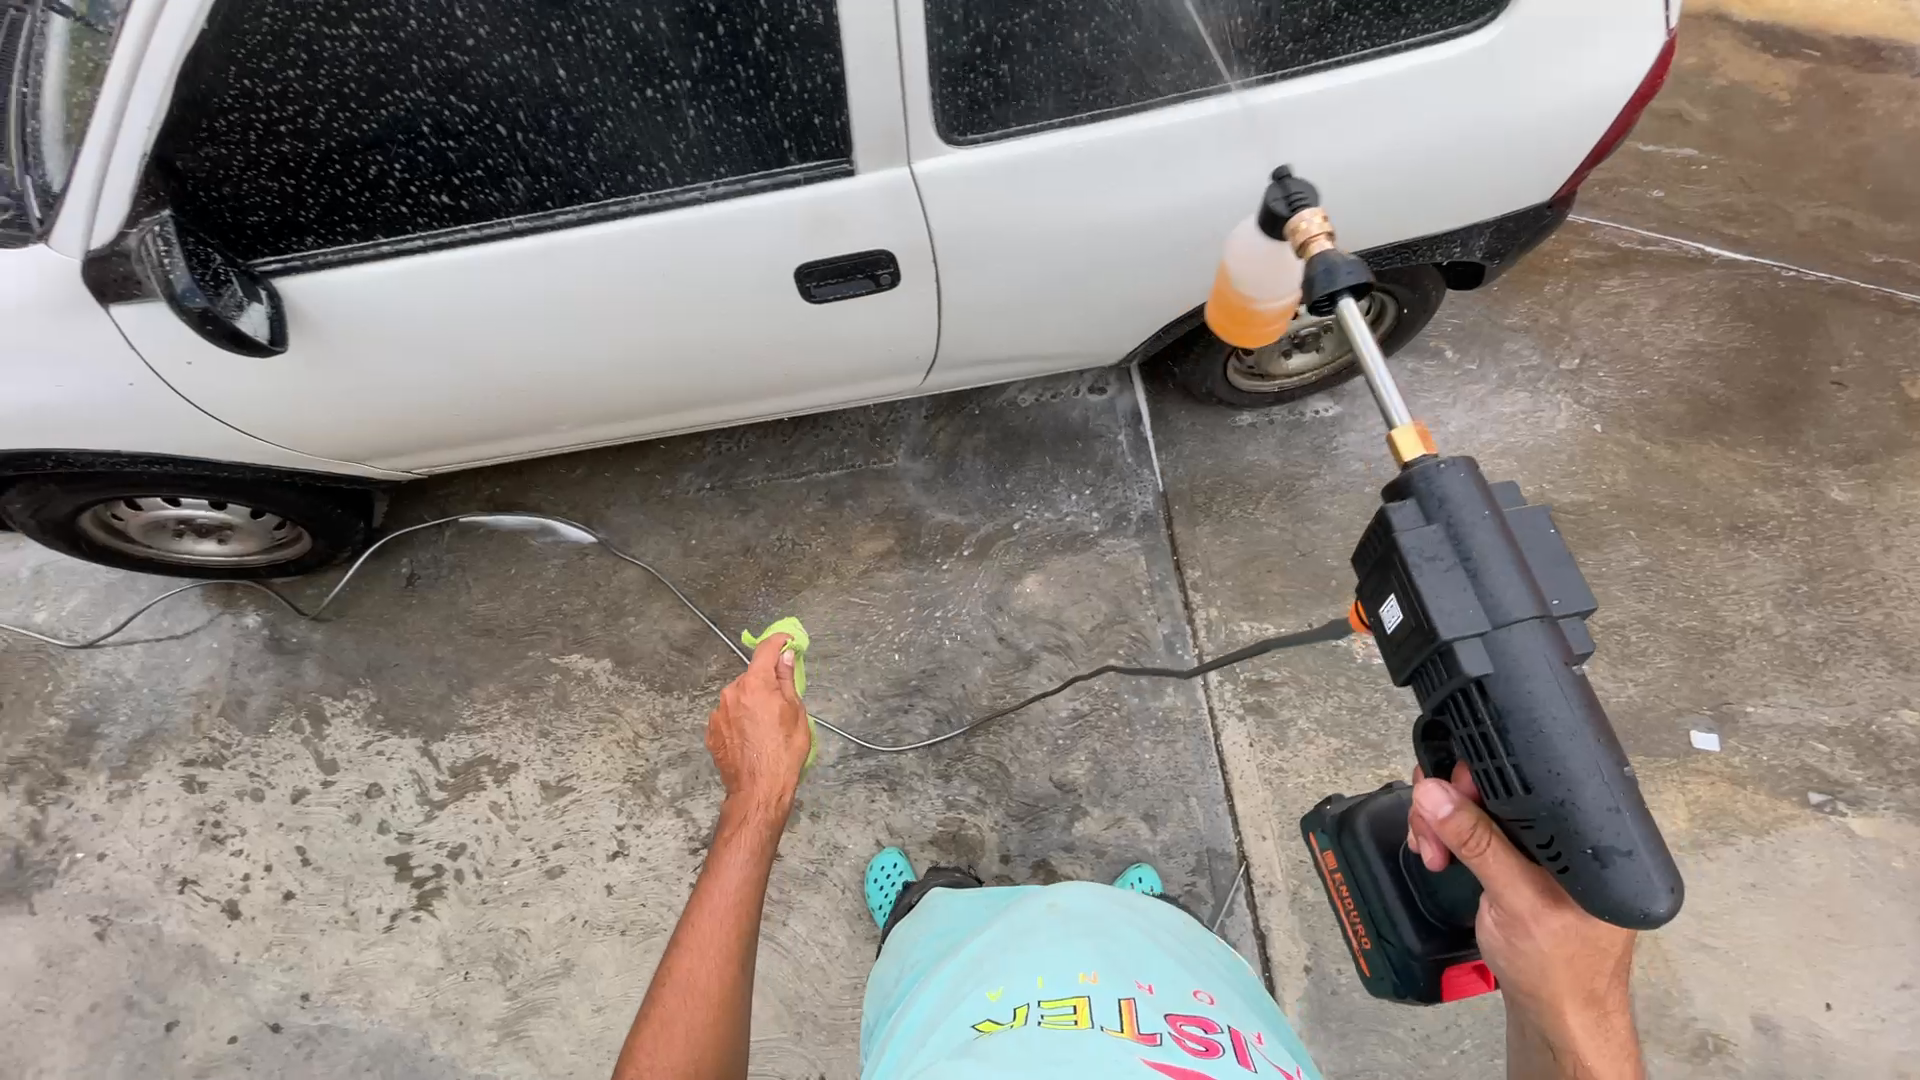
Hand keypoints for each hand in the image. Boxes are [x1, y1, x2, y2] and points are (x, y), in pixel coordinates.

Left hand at [705, 634, 809, 819]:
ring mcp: (718, 713)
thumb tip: (785, 656)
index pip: (765, 650)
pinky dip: (740, 717)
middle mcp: (732, 693)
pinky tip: (753, 735)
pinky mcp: (712, 731)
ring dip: (752, 701)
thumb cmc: (782, 753)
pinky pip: (729, 714)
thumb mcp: (796, 712)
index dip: (778, 641)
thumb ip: (787, 679)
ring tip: (767, 724)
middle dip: (766, 681)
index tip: (787, 640)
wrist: (759, 788)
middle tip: (782, 698)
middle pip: (751, 675)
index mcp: (755, 684)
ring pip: (739, 696)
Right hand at [1408, 767, 1641, 1078]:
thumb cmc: (1554, 967)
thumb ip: (1476, 844)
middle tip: (1429, 835)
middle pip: (1491, 794)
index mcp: (1587, 838)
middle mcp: (1563, 837)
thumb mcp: (1515, 901)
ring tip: (1429, 853)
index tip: (1443, 794)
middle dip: (1448, 806)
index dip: (1477, 778)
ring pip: (1472, 811)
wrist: (1556, 1021)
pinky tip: (1435, 854)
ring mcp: (1536, 852)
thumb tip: (1430, 789)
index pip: (1526, 783)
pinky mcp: (1512, 865)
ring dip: (1438, 825)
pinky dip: (1444, 838)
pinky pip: (1469, 833)